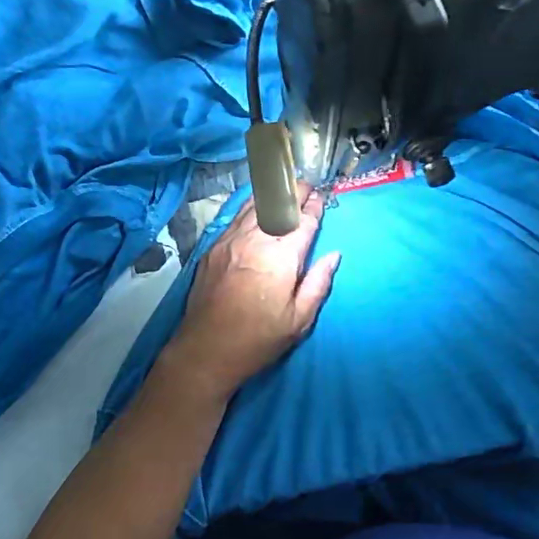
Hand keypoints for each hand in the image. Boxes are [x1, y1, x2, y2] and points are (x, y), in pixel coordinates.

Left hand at [159, 183, 340, 400]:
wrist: (205, 350)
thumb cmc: (257, 340)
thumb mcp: (298, 320)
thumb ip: (318, 283)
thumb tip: (333, 256)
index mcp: (279, 257)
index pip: (302, 222)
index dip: (315, 208)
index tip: (323, 198)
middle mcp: (253, 240)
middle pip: (277, 206)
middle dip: (294, 194)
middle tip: (307, 188)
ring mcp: (228, 242)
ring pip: (253, 207)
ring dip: (271, 198)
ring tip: (284, 192)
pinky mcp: (212, 249)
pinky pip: (235, 219)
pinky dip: (250, 209)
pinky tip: (256, 211)